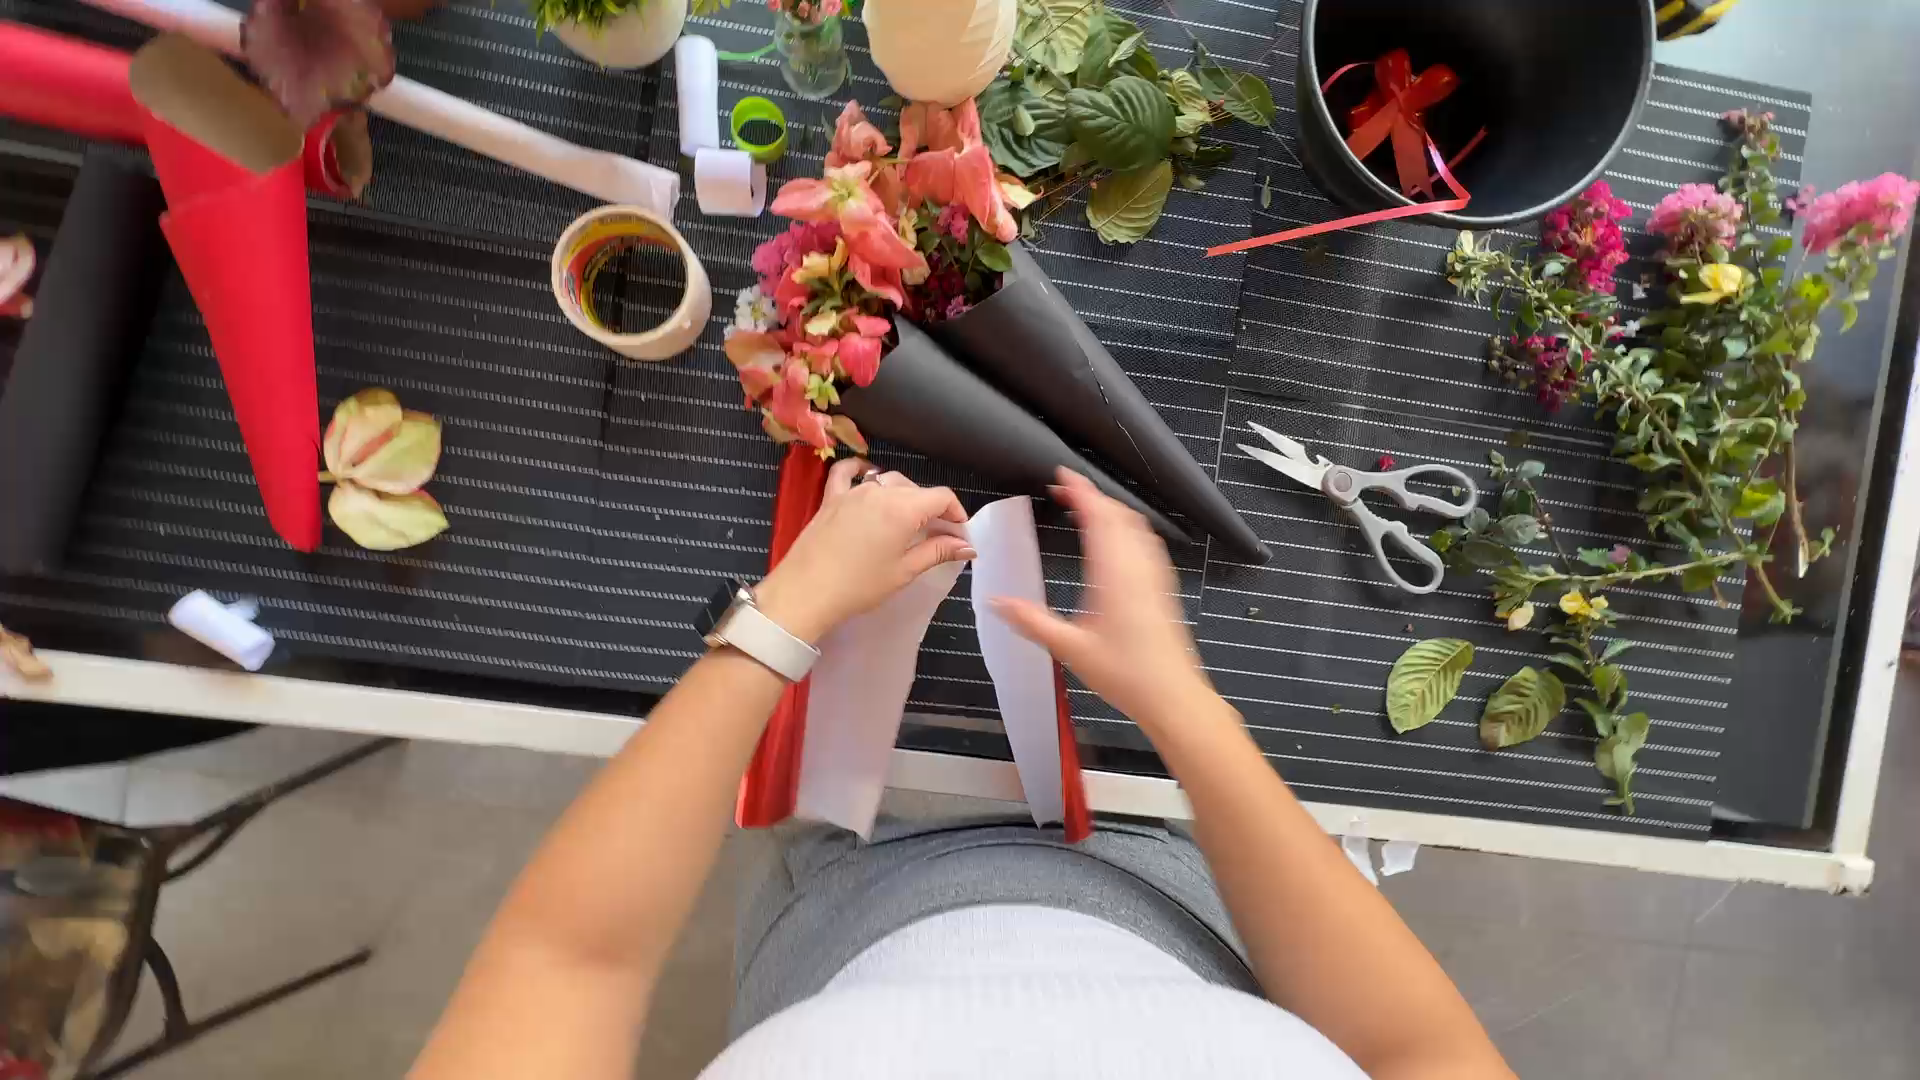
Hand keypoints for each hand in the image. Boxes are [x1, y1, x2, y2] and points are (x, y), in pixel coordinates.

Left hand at [754, 457, 974, 644]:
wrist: (805, 592)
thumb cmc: (859, 586)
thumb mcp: (904, 571)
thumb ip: (937, 551)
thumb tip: (967, 546)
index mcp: (903, 508)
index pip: (942, 497)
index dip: (956, 514)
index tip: (959, 535)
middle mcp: (880, 491)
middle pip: (917, 490)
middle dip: (932, 510)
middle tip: (937, 536)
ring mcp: (853, 491)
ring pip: (888, 481)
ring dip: (904, 496)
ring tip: (908, 521)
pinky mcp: (831, 498)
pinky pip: (848, 472)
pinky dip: (862, 471)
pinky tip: (868, 475)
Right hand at [991, 469, 1216, 728]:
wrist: (1172, 696)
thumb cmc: (1129, 675)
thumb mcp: (1070, 649)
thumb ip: (1031, 622)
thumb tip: (997, 604)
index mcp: (1115, 575)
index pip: (1099, 517)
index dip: (1081, 491)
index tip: (1064, 475)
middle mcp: (1139, 569)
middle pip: (1119, 515)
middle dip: (1093, 496)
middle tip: (1068, 490)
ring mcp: (1155, 577)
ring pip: (1136, 526)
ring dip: (1112, 510)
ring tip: (1089, 507)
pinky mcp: (1163, 589)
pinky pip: (1146, 543)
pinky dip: (1128, 528)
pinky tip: (1119, 540)